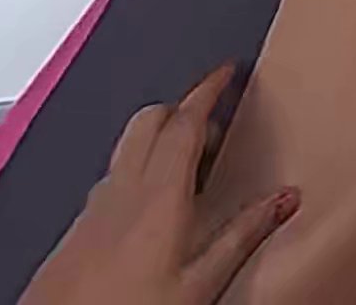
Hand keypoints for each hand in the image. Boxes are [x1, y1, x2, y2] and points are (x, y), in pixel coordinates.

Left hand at [20, 65, 298, 304]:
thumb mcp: (200, 285)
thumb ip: (243, 234)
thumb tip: (286, 198)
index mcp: (158, 194)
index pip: (185, 121)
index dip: (208, 90)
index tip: (225, 72)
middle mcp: (120, 192)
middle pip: (149, 121)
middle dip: (181, 108)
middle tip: (211, 122)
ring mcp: (90, 214)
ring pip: (127, 150)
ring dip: (158, 141)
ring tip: (186, 166)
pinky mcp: (69, 239)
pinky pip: (108, 184)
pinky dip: (135, 175)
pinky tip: (147, 211)